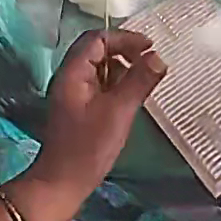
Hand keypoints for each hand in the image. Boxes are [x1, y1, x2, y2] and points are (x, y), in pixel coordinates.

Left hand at [35, 29, 165, 182]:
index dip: (125, 38)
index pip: (98, 39)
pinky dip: (115, 84)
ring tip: (142, 81)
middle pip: (97, 50)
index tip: (150, 47)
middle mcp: (69, 77)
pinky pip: (98, 85)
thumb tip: (158, 56)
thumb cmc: (88, 146)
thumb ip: (138, 81)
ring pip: (98, 68)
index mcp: (73, 72)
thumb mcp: (119, 111)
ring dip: (121, 69)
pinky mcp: (78, 107)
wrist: (63, 182)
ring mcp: (73, 92)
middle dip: (124, 51)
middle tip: (149, 61)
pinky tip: (129, 98)